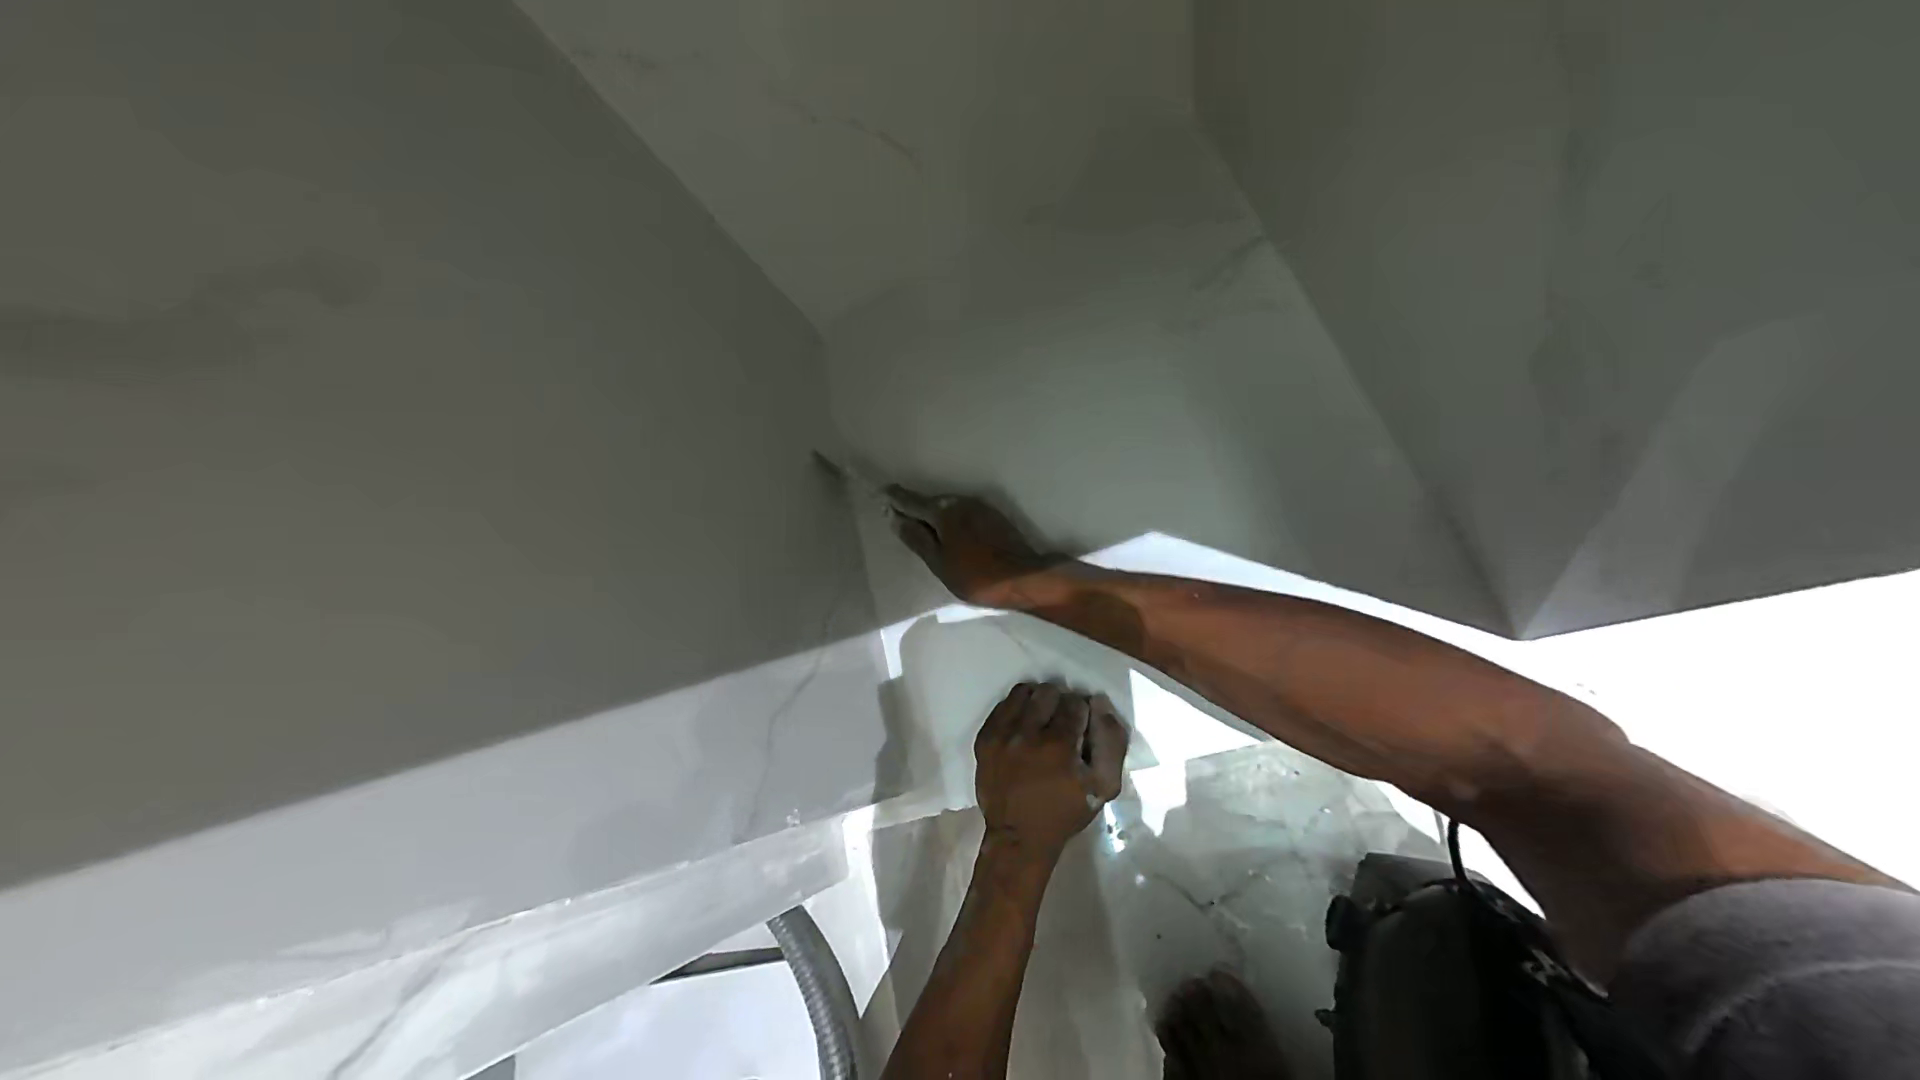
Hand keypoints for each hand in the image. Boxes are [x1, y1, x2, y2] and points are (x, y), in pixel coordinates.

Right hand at [886, 485, 1062, 607]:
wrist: (1026, 578)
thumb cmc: (977, 576)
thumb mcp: (939, 562)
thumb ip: (916, 538)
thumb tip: (894, 517)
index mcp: (944, 511)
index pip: (911, 500)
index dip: (895, 499)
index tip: (881, 494)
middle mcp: (961, 501)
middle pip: (930, 503)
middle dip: (914, 509)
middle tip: (899, 518)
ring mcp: (980, 507)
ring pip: (948, 508)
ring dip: (935, 516)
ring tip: (924, 532)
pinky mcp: (994, 517)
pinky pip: (963, 514)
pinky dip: (952, 521)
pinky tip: (951, 536)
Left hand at [974, 682, 1128, 860]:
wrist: (1018, 836)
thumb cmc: (1064, 812)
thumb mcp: (1104, 785)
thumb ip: (1111, 741)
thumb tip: (1099, 703)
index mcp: (1058, 745)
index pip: (1075, 702)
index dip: (1082, 714)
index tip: (1080, 729)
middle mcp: (1026, 733)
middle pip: (1049, 692)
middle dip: (1060, 704)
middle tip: (1061, 724)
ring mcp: (1001, 734)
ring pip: (1024, 693)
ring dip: (1037, 702)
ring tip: (1041, 722)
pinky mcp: (984, 739)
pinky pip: (1003, 706)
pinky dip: (1017, 710)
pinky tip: (1023, 728)